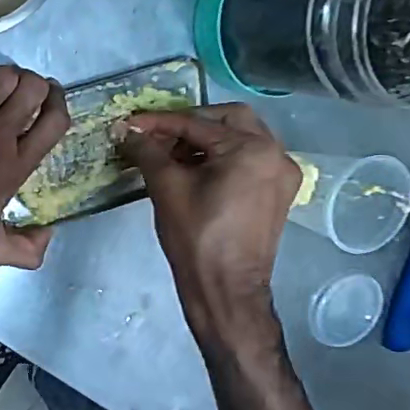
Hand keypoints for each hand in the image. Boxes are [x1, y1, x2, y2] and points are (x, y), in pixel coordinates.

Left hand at [0, 61, 70, 268]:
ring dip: (1, 76)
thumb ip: (27, 249)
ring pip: (0, 75)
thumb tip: (50, 235)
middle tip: (19, 90)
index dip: (58, 101)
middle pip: (31, 87)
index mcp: (16, 165)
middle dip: (31, 83)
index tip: (50, 98)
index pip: (55, 120)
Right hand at [122, 105, 302, 348]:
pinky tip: (195, 169)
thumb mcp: (166, 187)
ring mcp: (282, 173)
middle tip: (158, 136)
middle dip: (189, 123)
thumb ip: (147, 151)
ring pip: (241, 137)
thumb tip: (127, 131)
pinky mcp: (278, 192)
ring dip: (206, 139)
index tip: (130, 124)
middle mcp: (276, 153)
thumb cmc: (196, 236)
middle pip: (228, 119)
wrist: (224, 289)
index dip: (159, 122)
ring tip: (171, 154)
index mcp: (251, 149)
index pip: (197, 124)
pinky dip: (222, 157)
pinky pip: (249, 159)